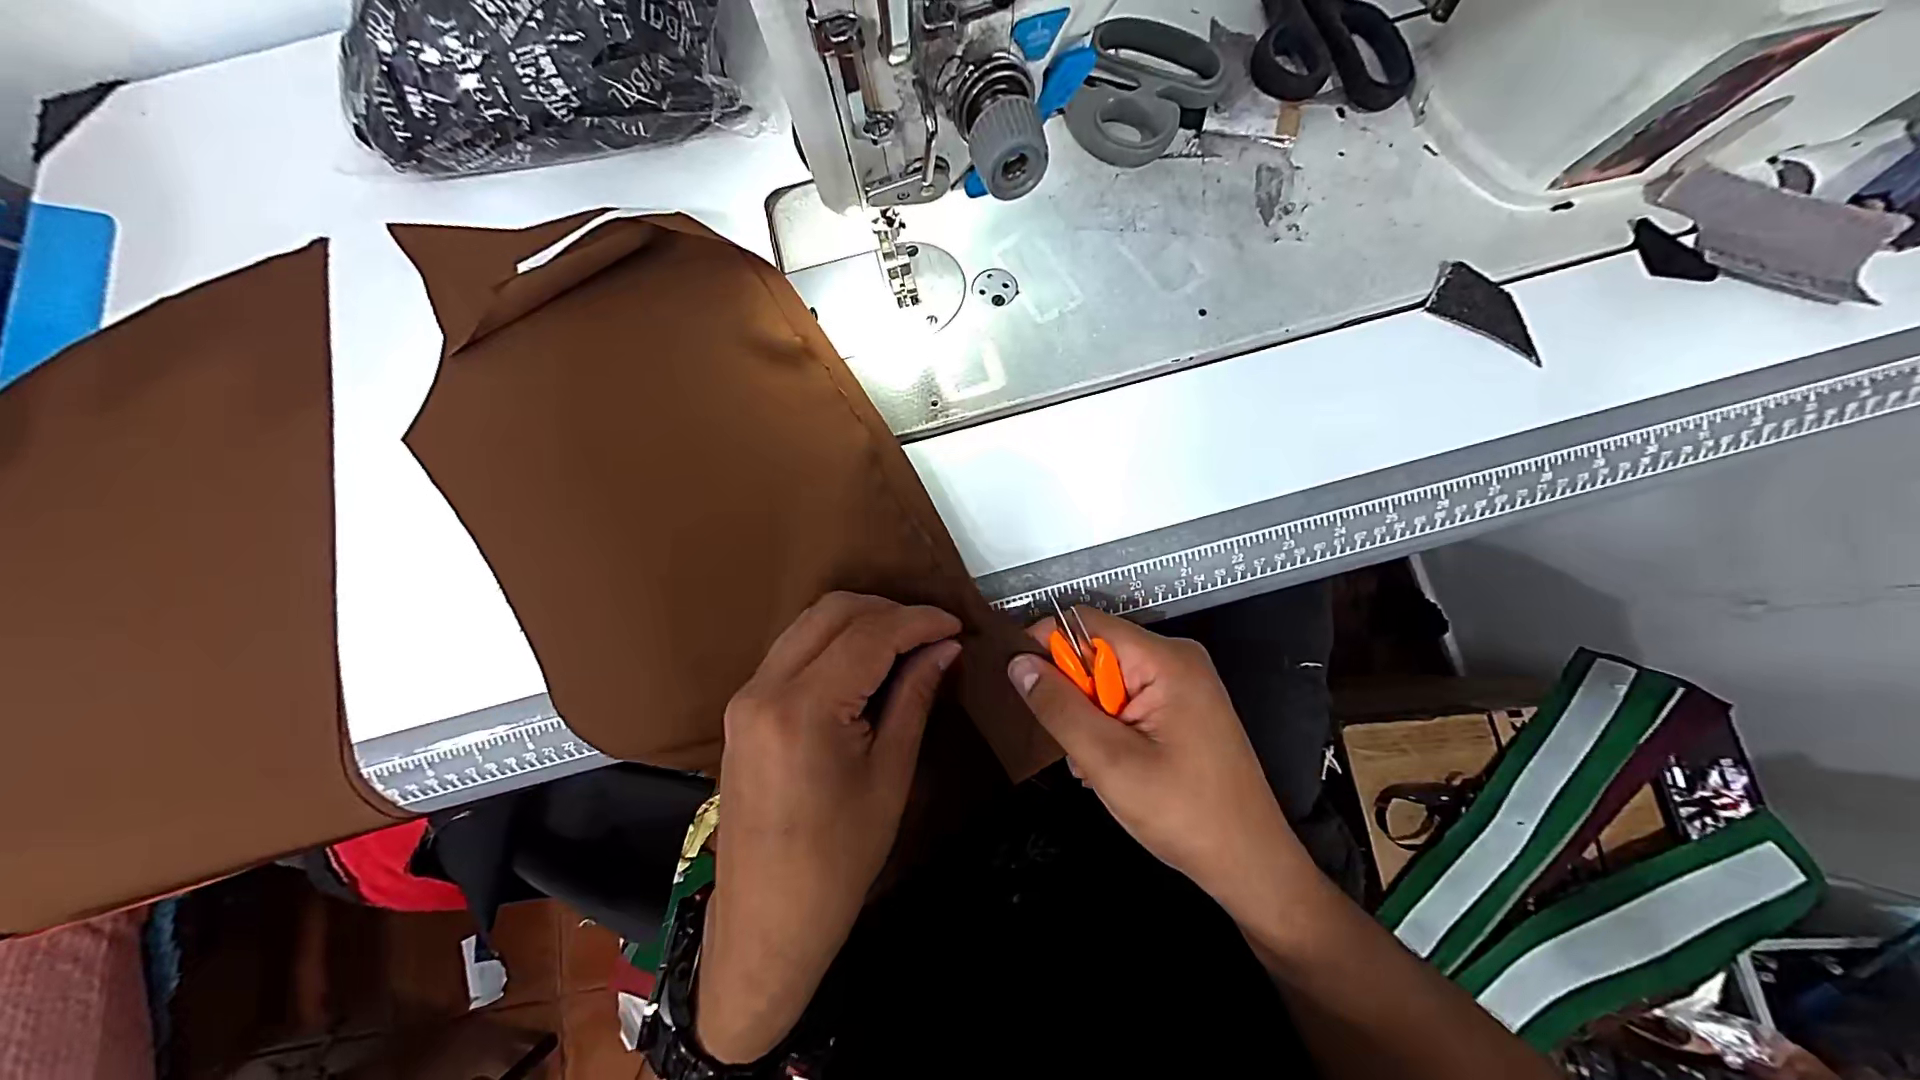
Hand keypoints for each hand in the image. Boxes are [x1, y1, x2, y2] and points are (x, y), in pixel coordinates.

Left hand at [697, 592, 961, 1062]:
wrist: (766, 920)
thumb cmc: (837, 861)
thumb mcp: (890, 776)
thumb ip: (914, 698)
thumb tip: (944, 649)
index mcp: (803, 710)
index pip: (868, 634)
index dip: (918, 621)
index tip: (954, 625)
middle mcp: (764, 689)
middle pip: (831, 611)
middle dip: (888, 611)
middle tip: (931, 634)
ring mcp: (745, 697)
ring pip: (807, 623)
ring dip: (859, 621)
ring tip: (905, 644)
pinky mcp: (742, 709)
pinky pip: (791, 649)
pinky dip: (832, 642)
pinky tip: (865, 663)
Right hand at [1007, 608, 1304, 918]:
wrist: (1249, 863)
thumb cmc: (1183, 813)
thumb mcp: (1108, 761)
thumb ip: (1058, 707)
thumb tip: (1017, 662)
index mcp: (1165, 660)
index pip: (1085, 623)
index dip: (1045, 645)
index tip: (1024, 686)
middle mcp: (1175, 660)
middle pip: (1095, 652)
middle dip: (1072, 696)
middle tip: (1072, 746)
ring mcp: (1182, 684)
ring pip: (1106, 680)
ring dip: (1088, 719)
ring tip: (1096, 766)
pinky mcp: (1182, 707)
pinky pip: (1127, 699)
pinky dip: (1109, 728)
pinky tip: (1115, 767)